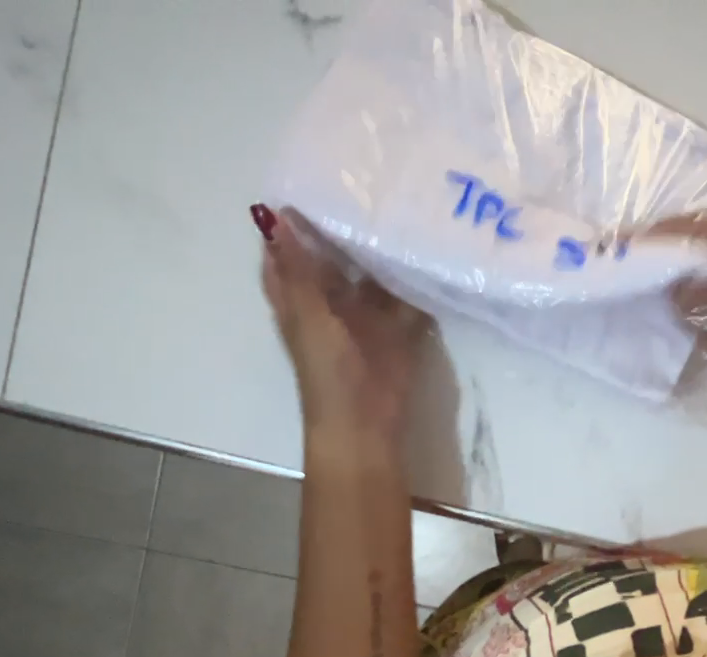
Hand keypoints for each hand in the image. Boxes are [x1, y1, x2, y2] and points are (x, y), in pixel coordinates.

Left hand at [255, 204, 435, 448]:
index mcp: (300, 301)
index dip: (290, 224)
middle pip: (335, 260)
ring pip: (374, 278)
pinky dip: (419, 283)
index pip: (287, 254)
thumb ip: (297, 268)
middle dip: (345, 229)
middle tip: (365, 181)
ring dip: (385, 252)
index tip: (305, 181)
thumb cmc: (327, 372)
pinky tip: (432, 251)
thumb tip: (273, 213)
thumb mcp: (307, 314)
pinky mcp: (399, 334)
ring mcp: (368, 320)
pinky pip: (409, 301)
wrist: (364, 424)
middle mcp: (332, 305)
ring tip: (402, 205)